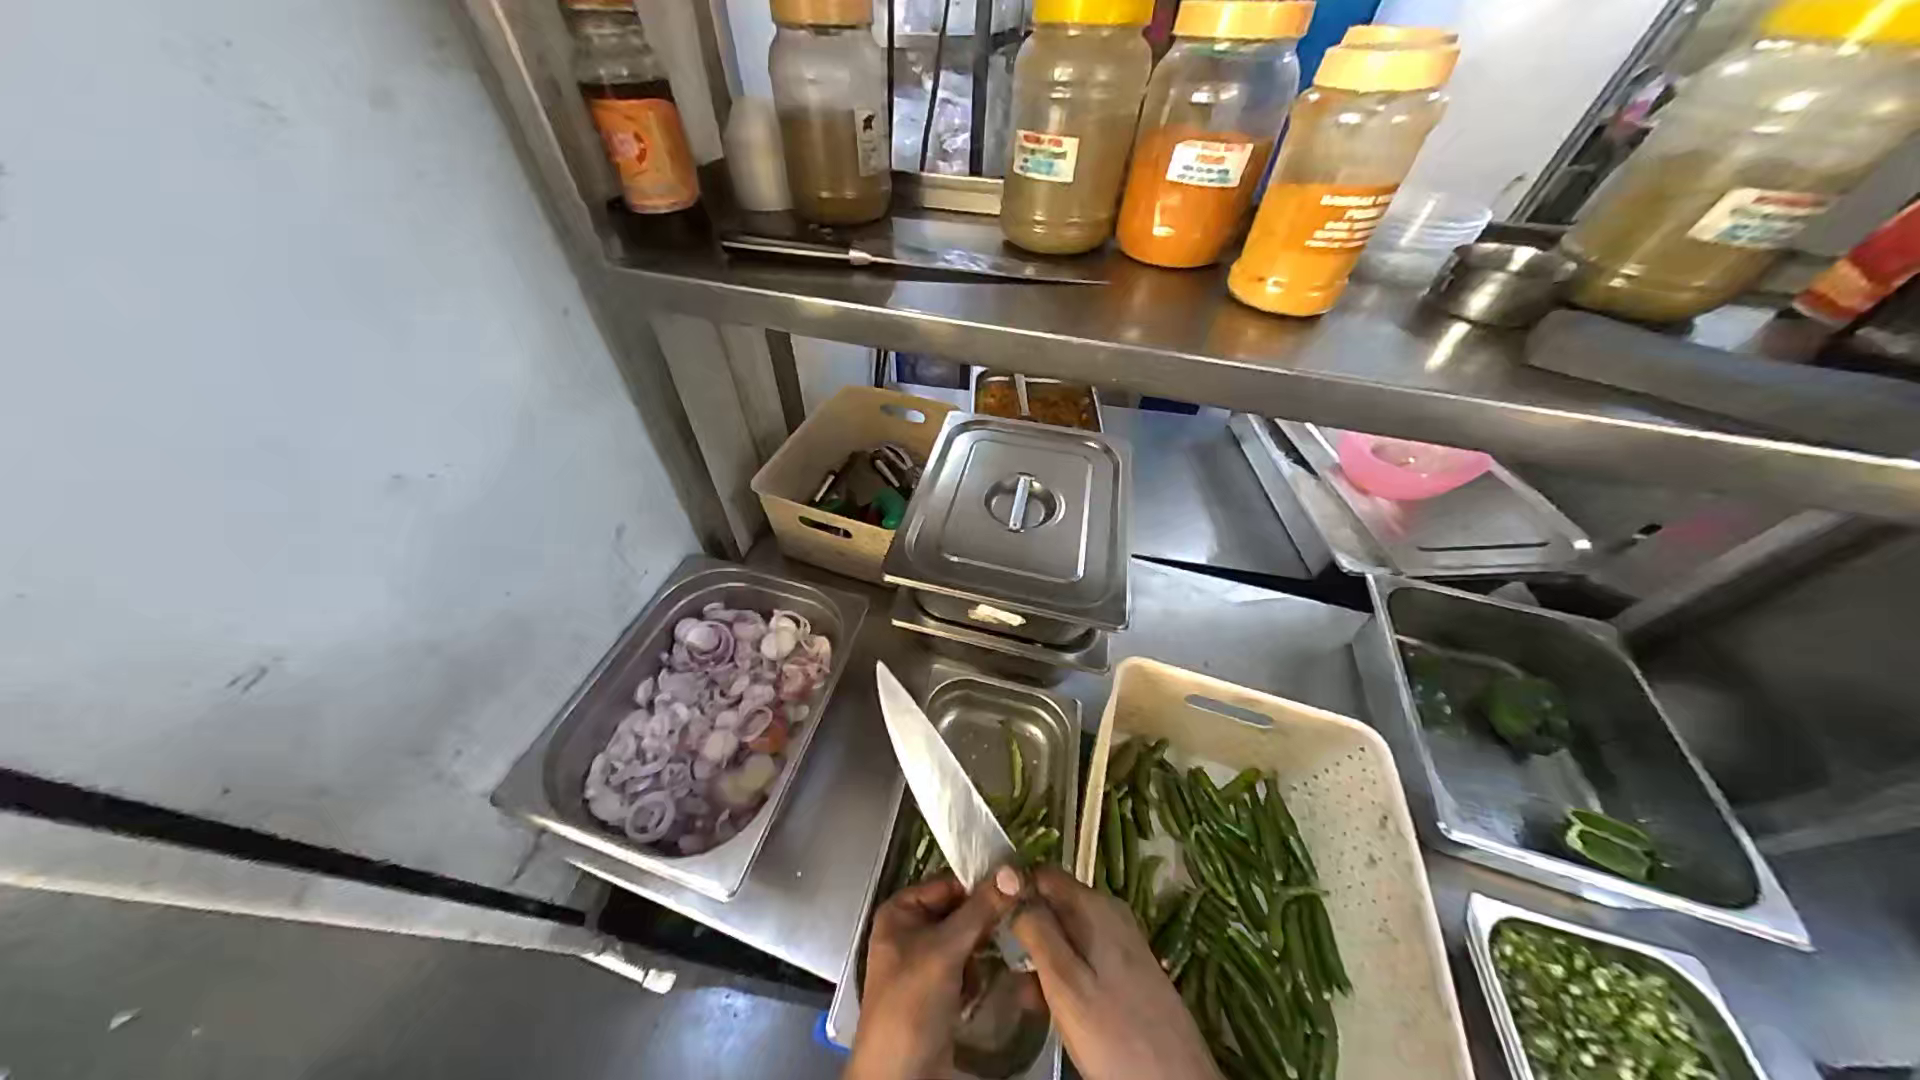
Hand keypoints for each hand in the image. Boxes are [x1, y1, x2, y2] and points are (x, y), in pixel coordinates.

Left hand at [845, 872, 1016, 1079]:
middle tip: (1021, 916)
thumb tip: (1012, 871)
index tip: (1018, 885)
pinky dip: (980, 973)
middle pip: (959, 911)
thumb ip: (980, 910)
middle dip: (986, 920)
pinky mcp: (940, 991)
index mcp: (901, 911)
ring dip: (985, 949)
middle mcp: (911, 930)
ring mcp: (925, 963)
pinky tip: (987, 983)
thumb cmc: (910, 1004)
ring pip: (967, 940)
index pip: (947, 883)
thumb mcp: (945, 950)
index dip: (980, 884)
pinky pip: (968, 968)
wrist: (900, 1079)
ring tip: (1008, 950)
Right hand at [1006, 865, 1221, 1079]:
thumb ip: (1037, 929)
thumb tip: (1010, 879)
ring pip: (1067, 933)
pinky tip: (1049, 1004)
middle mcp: (1111, 913)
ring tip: (1020, 992)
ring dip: (1041, 956)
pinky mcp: (1128, 970)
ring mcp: (1122, 942)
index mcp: (1096, 907)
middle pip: (1055, 903)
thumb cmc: (1115, 1033)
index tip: (990, 915)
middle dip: (1026, 927)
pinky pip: (1084, 956)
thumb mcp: (1065, 982)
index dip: (1014, 889)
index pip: (1043, 874)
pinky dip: (1063, 971)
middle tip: (1002, 960)